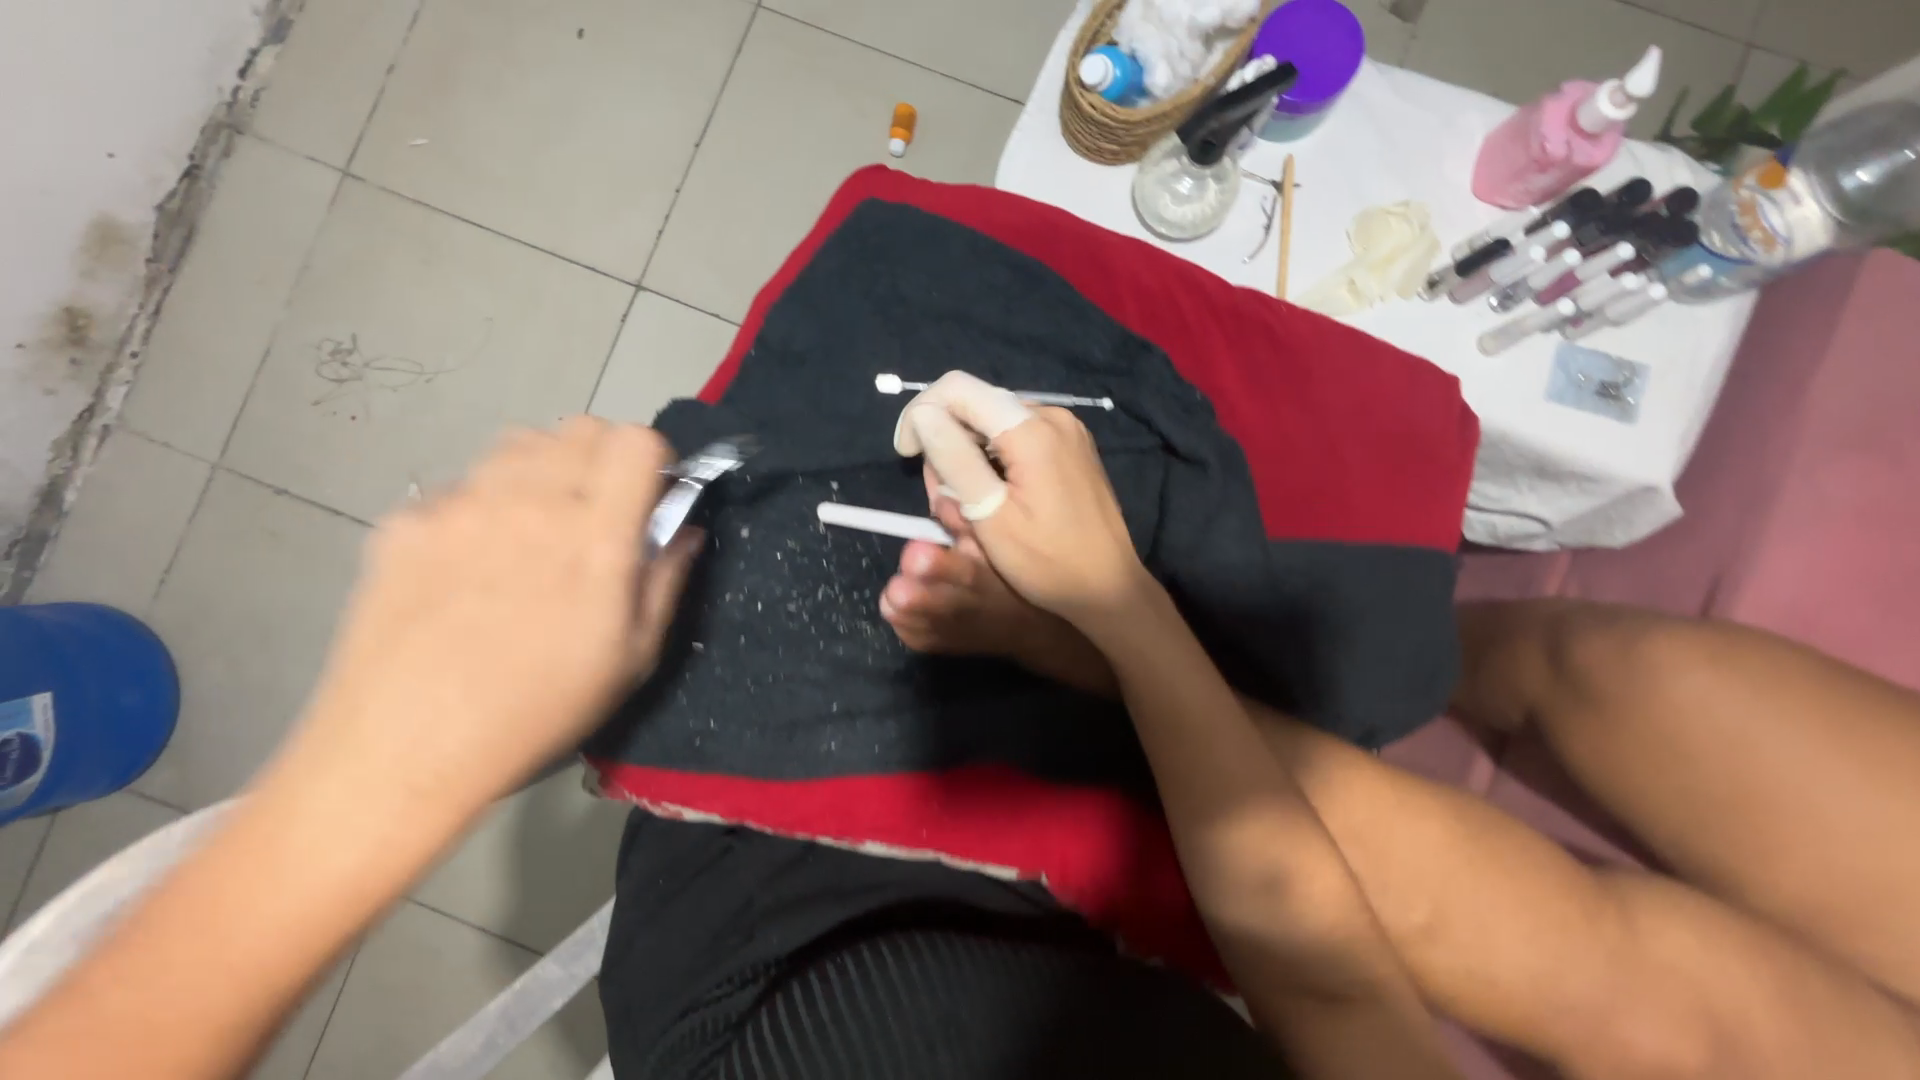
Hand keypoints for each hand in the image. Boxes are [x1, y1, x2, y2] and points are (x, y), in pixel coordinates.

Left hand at [277, 417, 699, 819]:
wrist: (400, 750)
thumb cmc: (537, 712)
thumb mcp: (632, 660)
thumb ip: (667, 581)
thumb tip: (686, 529)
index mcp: (594, 537)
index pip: (634, 441)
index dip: (654, 460)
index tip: (651, 498)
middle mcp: (528, 502)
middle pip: (581, 428)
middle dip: (604, 459)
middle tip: (599, 513)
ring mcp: (458, 505)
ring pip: (520, 444)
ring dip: (545, 470)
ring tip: (537, 528)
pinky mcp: (404, 520)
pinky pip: (462, 485)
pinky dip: (484, 505)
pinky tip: (472, 562)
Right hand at [894, 371, 1150, 625]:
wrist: (1109, 589)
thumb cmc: (1047, 562)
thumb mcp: (990, 517)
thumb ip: (954, 459)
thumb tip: (923, 415)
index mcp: (1032, 429)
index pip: (957, 389)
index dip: (921, 414)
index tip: (907, 455)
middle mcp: (1051, 416)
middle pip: (973, 409)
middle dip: (946, 450)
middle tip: (946, 507)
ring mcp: (1065, 431)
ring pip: (991, 428)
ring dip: (968, 464)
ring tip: (970, 517)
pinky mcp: (1070, 448)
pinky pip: (1016, 441)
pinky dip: (994, 466)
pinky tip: (994, 505)